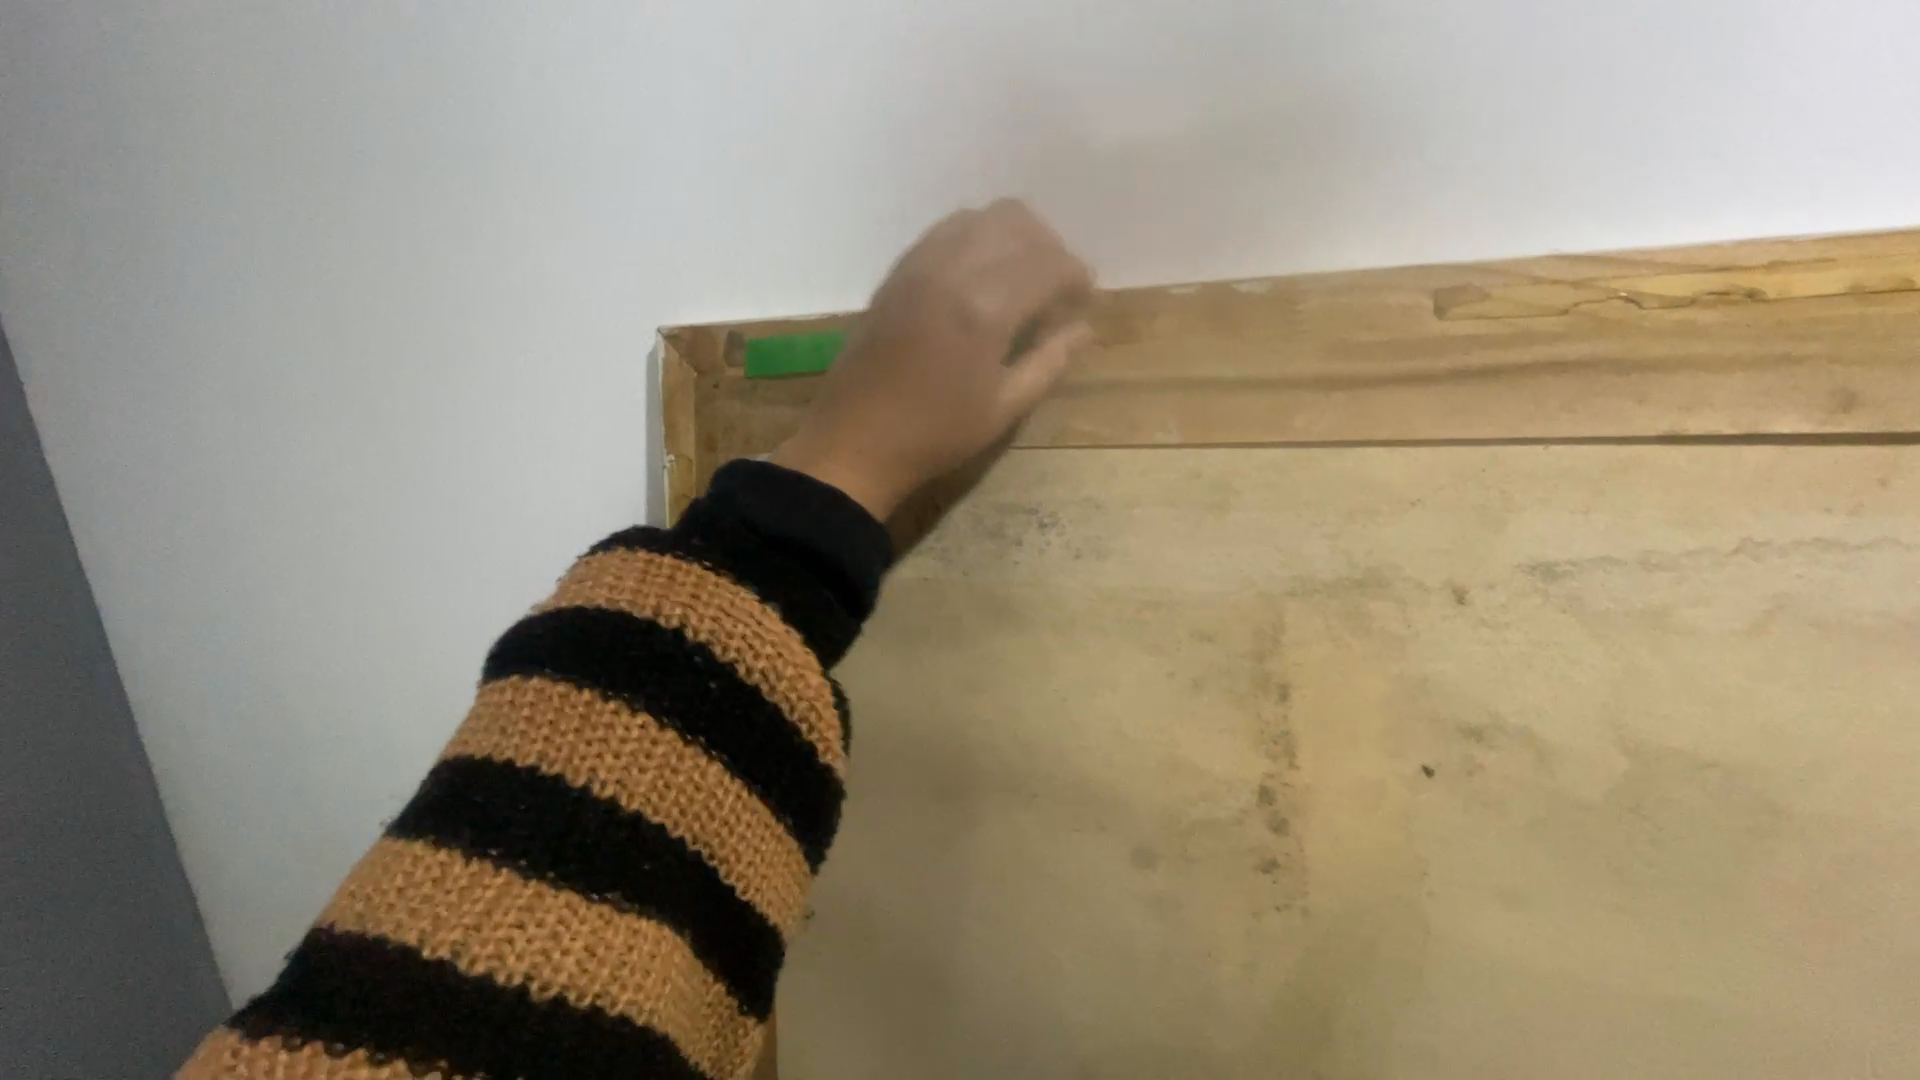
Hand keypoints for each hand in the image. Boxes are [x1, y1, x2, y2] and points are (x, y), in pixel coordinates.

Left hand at [769, 199, 1094, 519]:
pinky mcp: (896, 273)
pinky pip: (944, 232)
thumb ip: (1049, 362)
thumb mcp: (1004, 409)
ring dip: (1011, 237)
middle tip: (1055, 288)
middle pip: (1015, 222)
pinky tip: (979, 279)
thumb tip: (1083, 329)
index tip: (1084, 300)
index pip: (1048, 262)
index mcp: (985, 307)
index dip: (1076, 276)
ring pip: (977, 217)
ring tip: (1020, 279)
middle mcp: (952, 269)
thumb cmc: (935, 434)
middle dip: (1048, 247)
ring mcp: (918, 266)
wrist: (855, 441)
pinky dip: (974, 240)